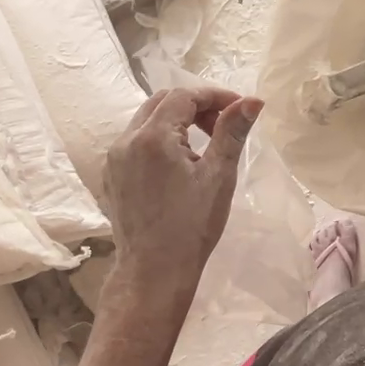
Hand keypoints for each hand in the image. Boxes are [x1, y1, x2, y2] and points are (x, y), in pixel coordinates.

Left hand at [101, 87, 262, 300]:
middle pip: (162, 101)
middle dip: (195, 105)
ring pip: (147, 120)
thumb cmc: (193, 225)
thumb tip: (252, 101)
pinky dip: (161, 139)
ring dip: (177, 121)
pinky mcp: (112, 175)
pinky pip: (136, 142)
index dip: (214, 96)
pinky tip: (180, 165)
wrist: (154, 269)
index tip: (240, 109)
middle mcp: (126, 140)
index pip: (184, 96)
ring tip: (205, 145)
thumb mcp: (219, 176)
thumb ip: (232, 132)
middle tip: (223, 125)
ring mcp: (114, 158)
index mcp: (153, 137)